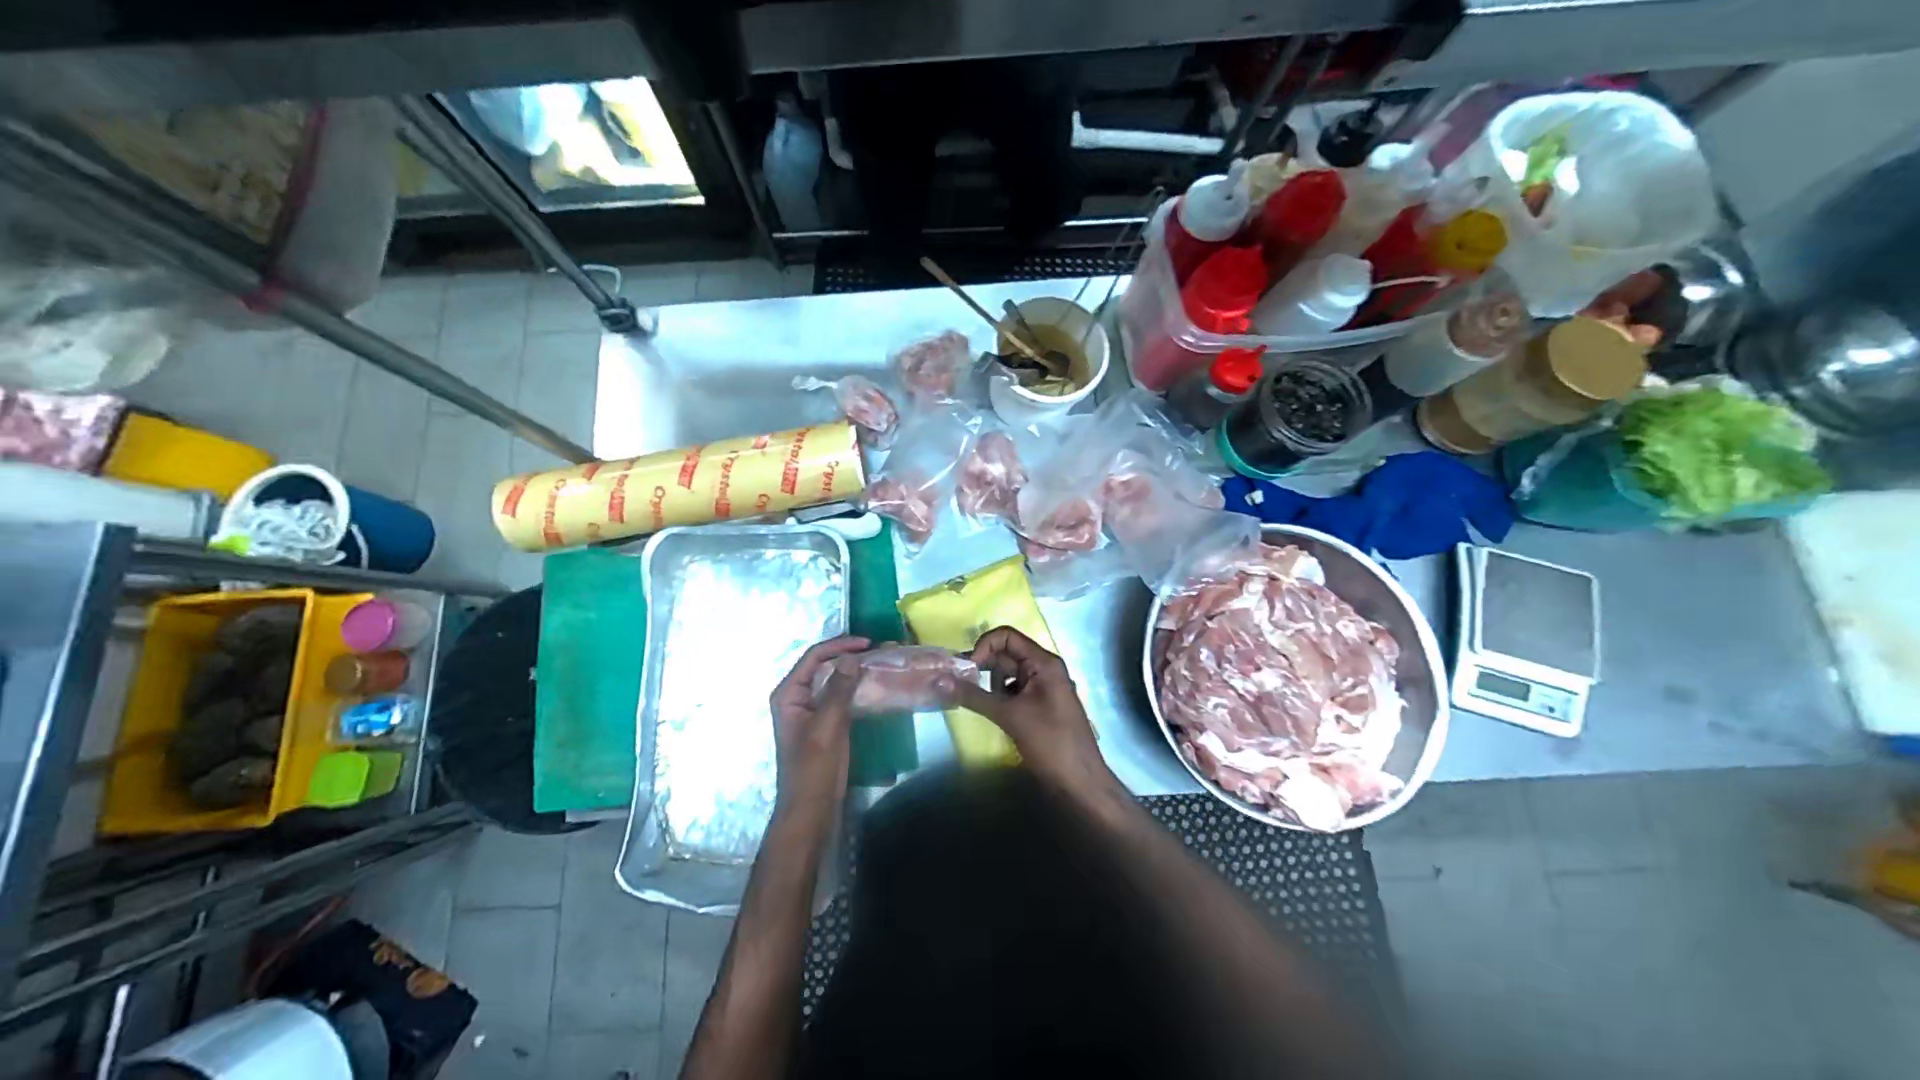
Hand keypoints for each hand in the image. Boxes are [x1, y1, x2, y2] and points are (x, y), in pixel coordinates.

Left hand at [769, 635, 869, 818]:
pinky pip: (841, 698)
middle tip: (879, 651)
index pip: (813, 657)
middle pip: (823, 666)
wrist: (811, 809)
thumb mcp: (827, 726)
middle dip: (849, 656)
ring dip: (855, 672)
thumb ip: (838, 690)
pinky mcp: (826, 724)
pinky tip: (876, 687)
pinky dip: (857, 689)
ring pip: (834, 681)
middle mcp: (798, 698)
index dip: (840, 646)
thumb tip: (852, 658)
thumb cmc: (813, 768)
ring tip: (881, 664)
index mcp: (788, 694)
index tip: (868, 643)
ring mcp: (812, 711)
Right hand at [946, 627, 1119, 803]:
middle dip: (983, 666)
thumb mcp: (1010, 716)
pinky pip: (1014, 692)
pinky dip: (999, 697)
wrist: (1080, 783)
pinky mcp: (1038, 707)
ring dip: (990, 684)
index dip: (983, 647)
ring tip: (978, 702)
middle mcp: (1044, 670)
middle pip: (1006, 654)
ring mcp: (1042, 689)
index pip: (1007, 636)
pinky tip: (991, 712)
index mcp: (1044, 663)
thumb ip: (973, 696)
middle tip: (960, 685)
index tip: (967, 670)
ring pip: (1008, 674)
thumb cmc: (1050, 743)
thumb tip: (940, 680)